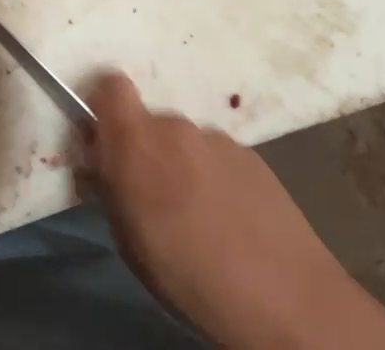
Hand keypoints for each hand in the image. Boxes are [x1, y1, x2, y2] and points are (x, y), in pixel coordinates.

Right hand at [86, 73, 384, 349]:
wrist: (286, 298)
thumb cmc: (190, 278)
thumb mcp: (128, 242)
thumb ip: (109, 188)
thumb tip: (99, 160)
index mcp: (137, 144)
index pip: (109, 86)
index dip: (102, 107)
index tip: (102, 143)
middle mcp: (176, 129)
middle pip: (147, 121)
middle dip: (141, 150)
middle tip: (147, 197)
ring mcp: (218, 139)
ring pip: (182, 141)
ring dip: (178, 166)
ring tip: (193, 216)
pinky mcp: (252, 155)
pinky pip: (214, 156)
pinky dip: (211, 177)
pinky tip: (225, 220)